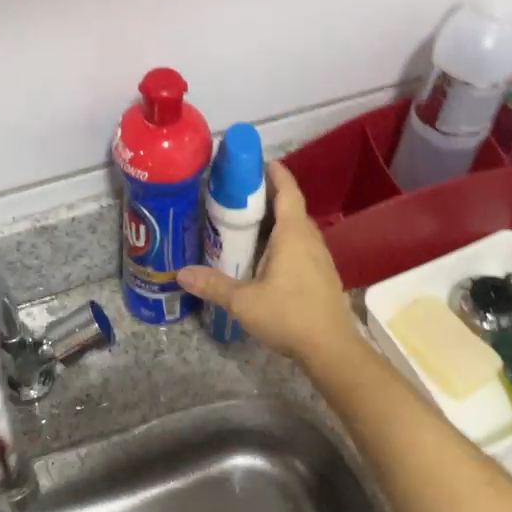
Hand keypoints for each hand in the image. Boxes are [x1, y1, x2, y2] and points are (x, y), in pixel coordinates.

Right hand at [177, 162, 362, 366]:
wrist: (330, 348)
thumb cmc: (289, 316)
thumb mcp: (243, 302)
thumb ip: (213, 285)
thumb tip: (181, 273)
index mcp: (293, 234)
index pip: (287, 191)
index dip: (274, 174)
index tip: (257, 163)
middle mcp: (310, 239)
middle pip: (291, 208)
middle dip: (268, 198)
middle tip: (238, 197)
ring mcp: (320, 258)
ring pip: (297, 230)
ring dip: (276, 223)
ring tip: (248, 226)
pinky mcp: (321, 276)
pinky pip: (300, 248)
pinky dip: (283, 243)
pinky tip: (266, 258)